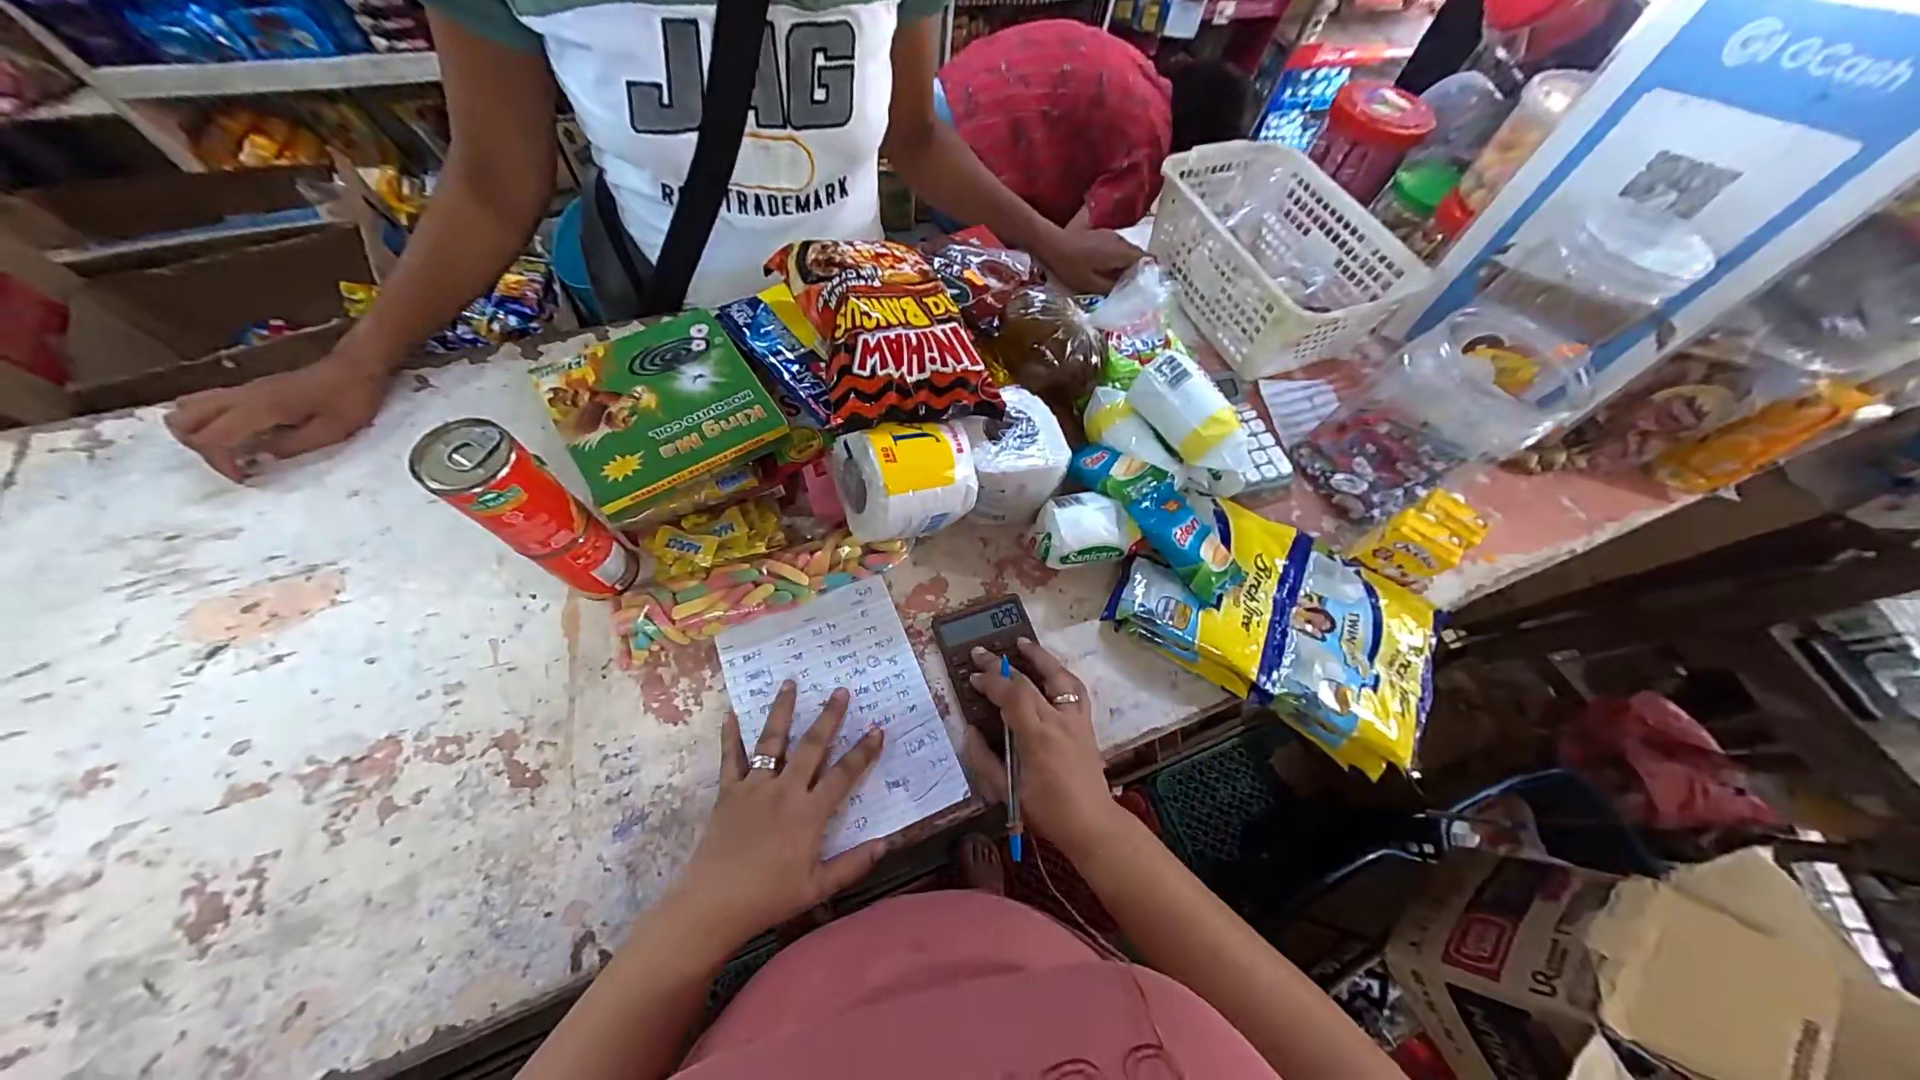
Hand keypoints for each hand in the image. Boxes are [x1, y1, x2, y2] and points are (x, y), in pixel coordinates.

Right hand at [165, 348, 391, 480]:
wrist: (357, 366)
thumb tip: (259, 459)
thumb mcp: (330, 431)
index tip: (245, 477)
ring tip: (236, 451)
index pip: (209, 438)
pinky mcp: (252, 388)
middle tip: (236, 464)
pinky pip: (209, 403)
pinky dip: (211, 421)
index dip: (220, 463)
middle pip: (181, 420)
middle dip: (200, 448)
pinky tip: (245, 435)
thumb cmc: (351, 399)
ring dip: (198, 432)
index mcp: (258, 408)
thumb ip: (291, 446)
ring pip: (187, 407)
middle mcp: (240, 396)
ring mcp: (243, 389)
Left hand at [675, 683, 886, 941]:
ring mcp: (754, 787)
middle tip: (841, 690)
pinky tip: (731, 713)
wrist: (712, 904)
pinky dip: (731, 735)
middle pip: (812, 746)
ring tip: (790, 683)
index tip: (877, 729)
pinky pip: (731, 757)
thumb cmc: (769, 898)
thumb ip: (853, 864)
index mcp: (810, 813)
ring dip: (783, 710)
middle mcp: (785, 790)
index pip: (844, 775)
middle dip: (829, 717)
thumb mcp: (818, 888)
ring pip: (772, 741)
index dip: (863, 751)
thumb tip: (887, 844)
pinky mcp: (728, 791)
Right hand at [960, 639, 1122, 854]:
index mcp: (1038, 737)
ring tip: (1022, 644)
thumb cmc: (1046, 811)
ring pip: (1060, 677)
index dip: (990, 682)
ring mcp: (1077, 720)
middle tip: (980, 653)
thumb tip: (970, 731)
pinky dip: (1060, 674)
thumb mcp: (1006, 791)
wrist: (1092, 824)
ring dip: (1040, 657)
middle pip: (1031, 681)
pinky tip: (1050, 670)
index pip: (1012, 696)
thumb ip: (984, 759)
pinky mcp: (1087, 724)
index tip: (972, 678)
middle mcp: (1059, 721)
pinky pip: (1075, 690)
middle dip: (1002, 666)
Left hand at [1039, 227, 1146, 293]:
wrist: (1053, 243)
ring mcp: (1112, 235)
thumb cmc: (1071, 266)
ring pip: (1127, 252)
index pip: (1148, 259)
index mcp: (1122, 252)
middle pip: (1139, 256)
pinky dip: (1116, 260)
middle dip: (1139, 271)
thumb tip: (1131, 291)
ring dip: (1126, 266)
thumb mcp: (1092, 285)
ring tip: (1121, 282)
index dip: (1151, 273)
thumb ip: (1114, 288)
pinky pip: (1116, 249)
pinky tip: (1108, 271)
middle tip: (1134, 289)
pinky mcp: (1102, 235)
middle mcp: (1121, 240)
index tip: (1148, 287)